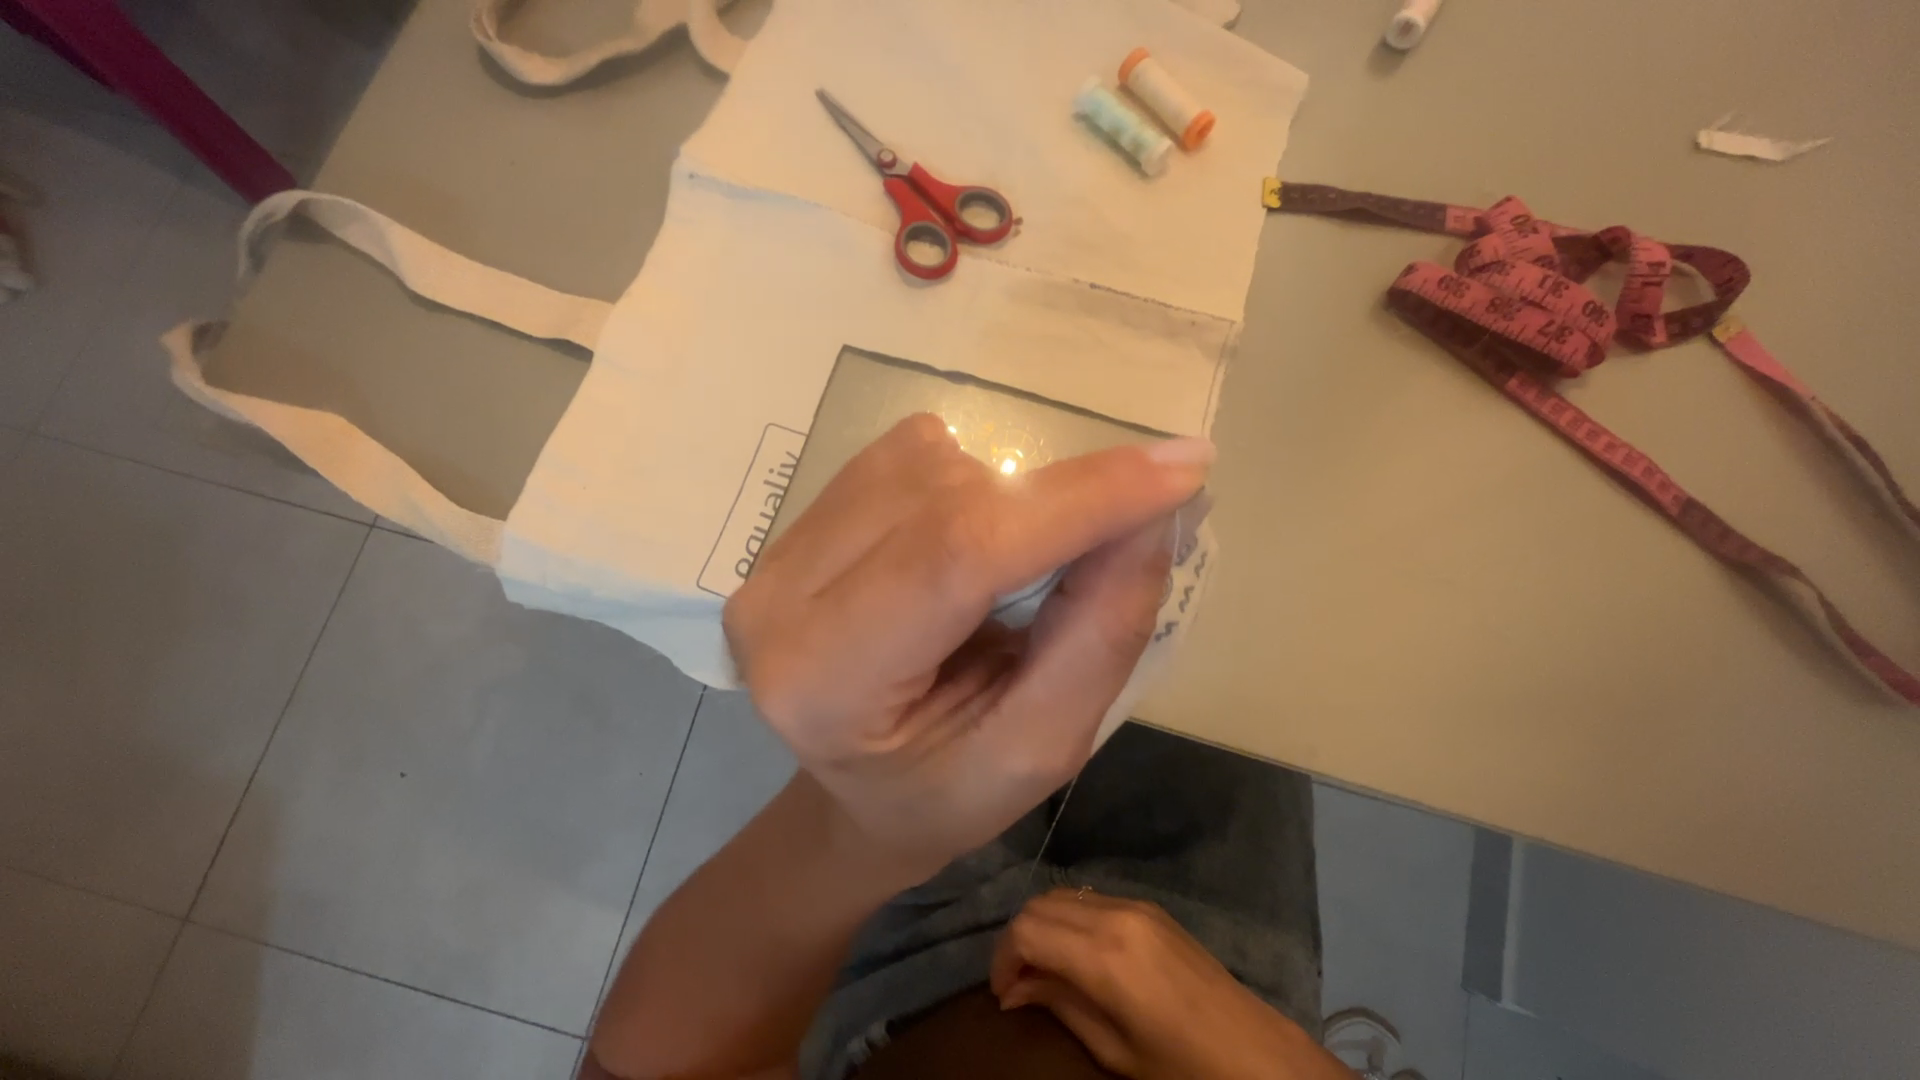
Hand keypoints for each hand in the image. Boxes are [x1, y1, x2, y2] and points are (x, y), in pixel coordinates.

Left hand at [723, 414, 1210, 874]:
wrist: (862, 789)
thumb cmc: (948, 793)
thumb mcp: (1041, 749)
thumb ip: (1096, 634)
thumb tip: (1152, 514)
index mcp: (828, 682)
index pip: (957, 555)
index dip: (1075, 502)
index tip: (1183, 471)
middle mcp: (780, 601)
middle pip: (946, 498)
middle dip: (1059, 501)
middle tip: (1126, 534)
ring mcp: (775, 554)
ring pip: (928, 463)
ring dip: (1008, 499)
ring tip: (1017, 576)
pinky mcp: (796, 523)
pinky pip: (905, 455)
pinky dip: (969, 483)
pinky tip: (968, 547)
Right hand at [992, 889, 1341, 1079]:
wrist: (1253, 1051)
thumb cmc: (1181, 1064)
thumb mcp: (1112, 1048)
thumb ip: (1058, 1005)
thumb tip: (1013, 991)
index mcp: (1103, 953)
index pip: (1026, 930)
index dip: (1002, 959)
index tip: (1002, 994)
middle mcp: (1114, 914)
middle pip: (1039, 904)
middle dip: (1017, 940)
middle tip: (1016, 984)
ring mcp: (1135, 904)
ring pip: (1062, 895)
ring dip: (1041, 926)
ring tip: (1042, 970)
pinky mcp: (1150, 907)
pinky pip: (1090, 899)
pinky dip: (1068, 919)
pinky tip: (1074, 955)